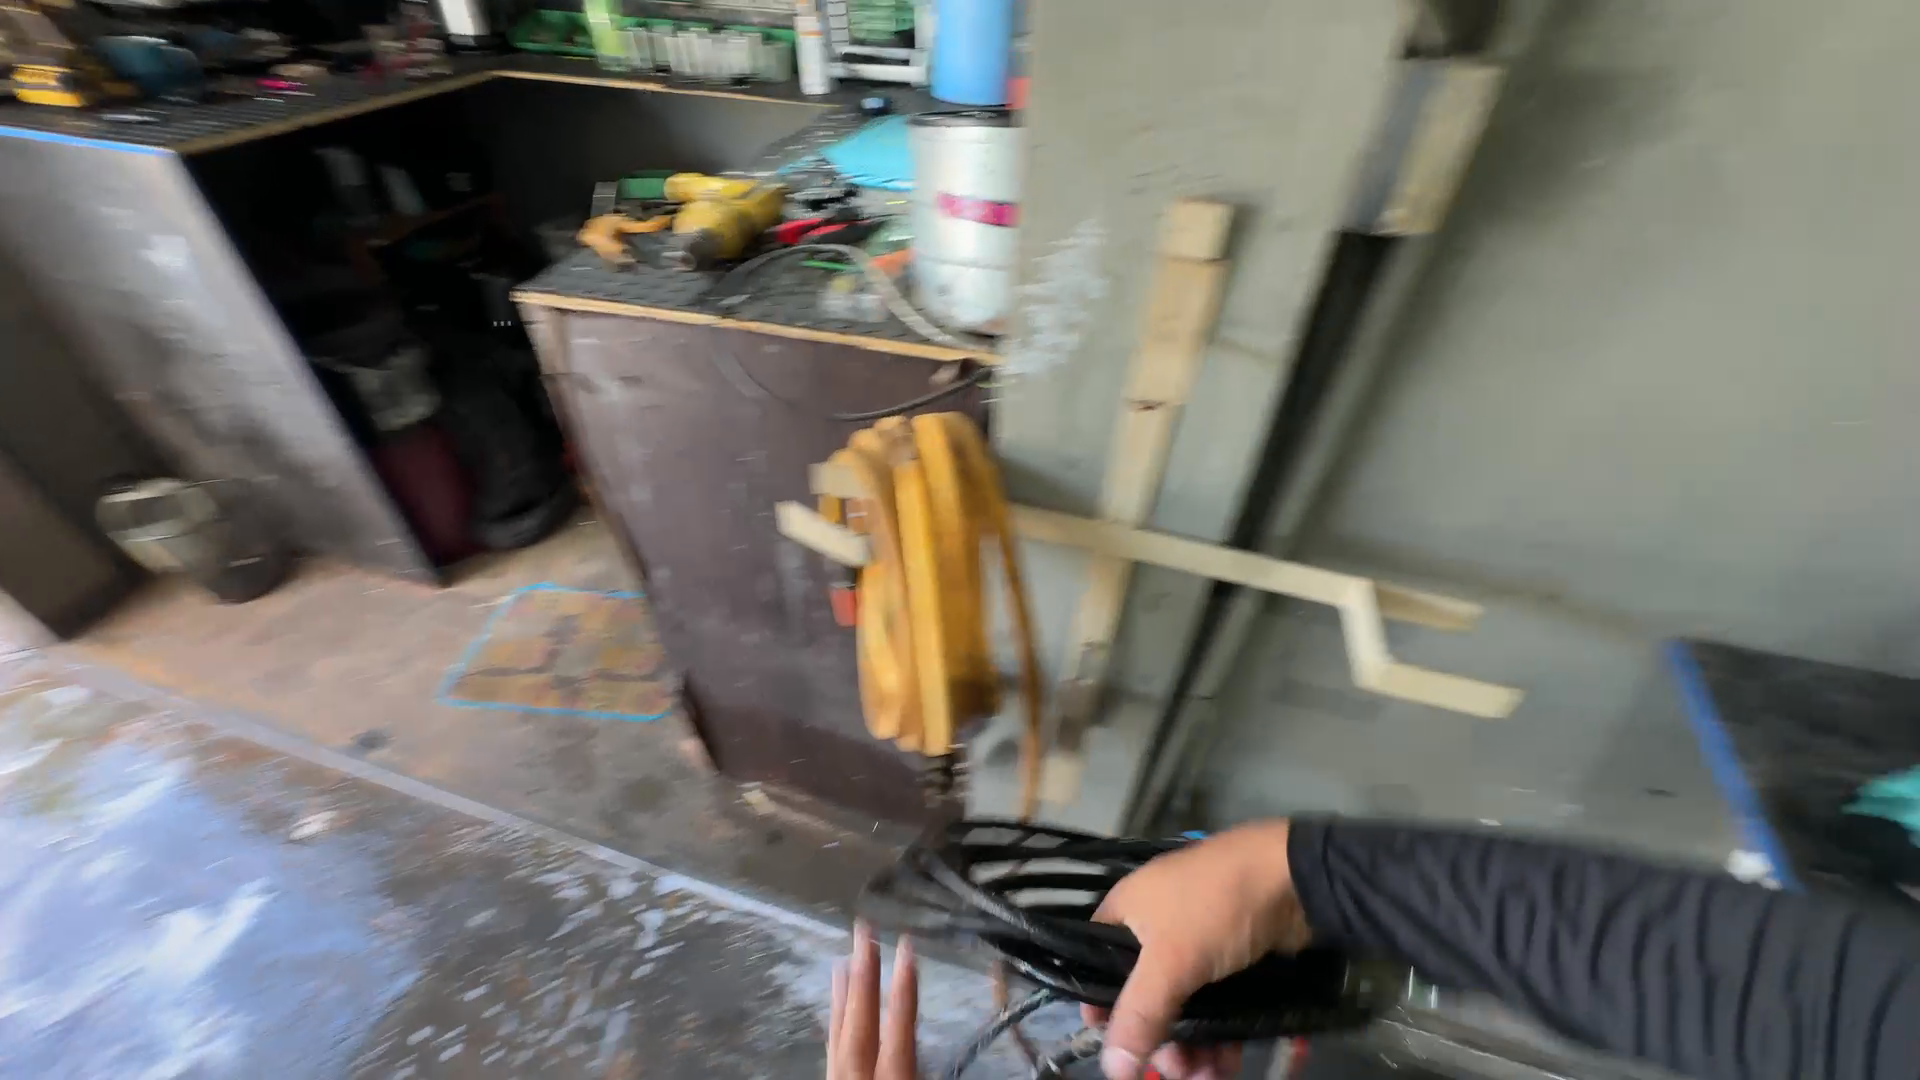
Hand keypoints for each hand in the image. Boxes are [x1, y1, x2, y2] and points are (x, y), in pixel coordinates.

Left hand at [828, 921, 918, 1078]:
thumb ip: (927, 1062)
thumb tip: (943, 1037)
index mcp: (893, 1078)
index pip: (899, 1025)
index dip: (904, 983)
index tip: (907, 942)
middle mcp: (860, 1075)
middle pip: (861, 1019)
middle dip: (864, 971)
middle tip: (864, 926)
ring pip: (840, 1029)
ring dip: (844, 989)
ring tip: (846, 953)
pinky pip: (832, 1043)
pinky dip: (835, 1016)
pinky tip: (836, 998)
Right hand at [1082, 820, 1309, 1079]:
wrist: (1289, 879)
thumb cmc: (1214, 908)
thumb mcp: (1171, 961)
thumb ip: (1139, 1013)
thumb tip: (1109, 1069)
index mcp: (1128, 908)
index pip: (1095, 958)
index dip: (1100, 1002)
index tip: (1110, 1046)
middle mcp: (1154, 922)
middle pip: (1142, 989)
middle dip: (1155, 1036)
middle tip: (1173, 1070)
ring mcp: (1194, 939)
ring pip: (1180, 1001)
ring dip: (1189, 1044)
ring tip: (1204, 1078)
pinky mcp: (1229, 956)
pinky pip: (1212, 1001)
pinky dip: (1215, 1034)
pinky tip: (1224, 1066)